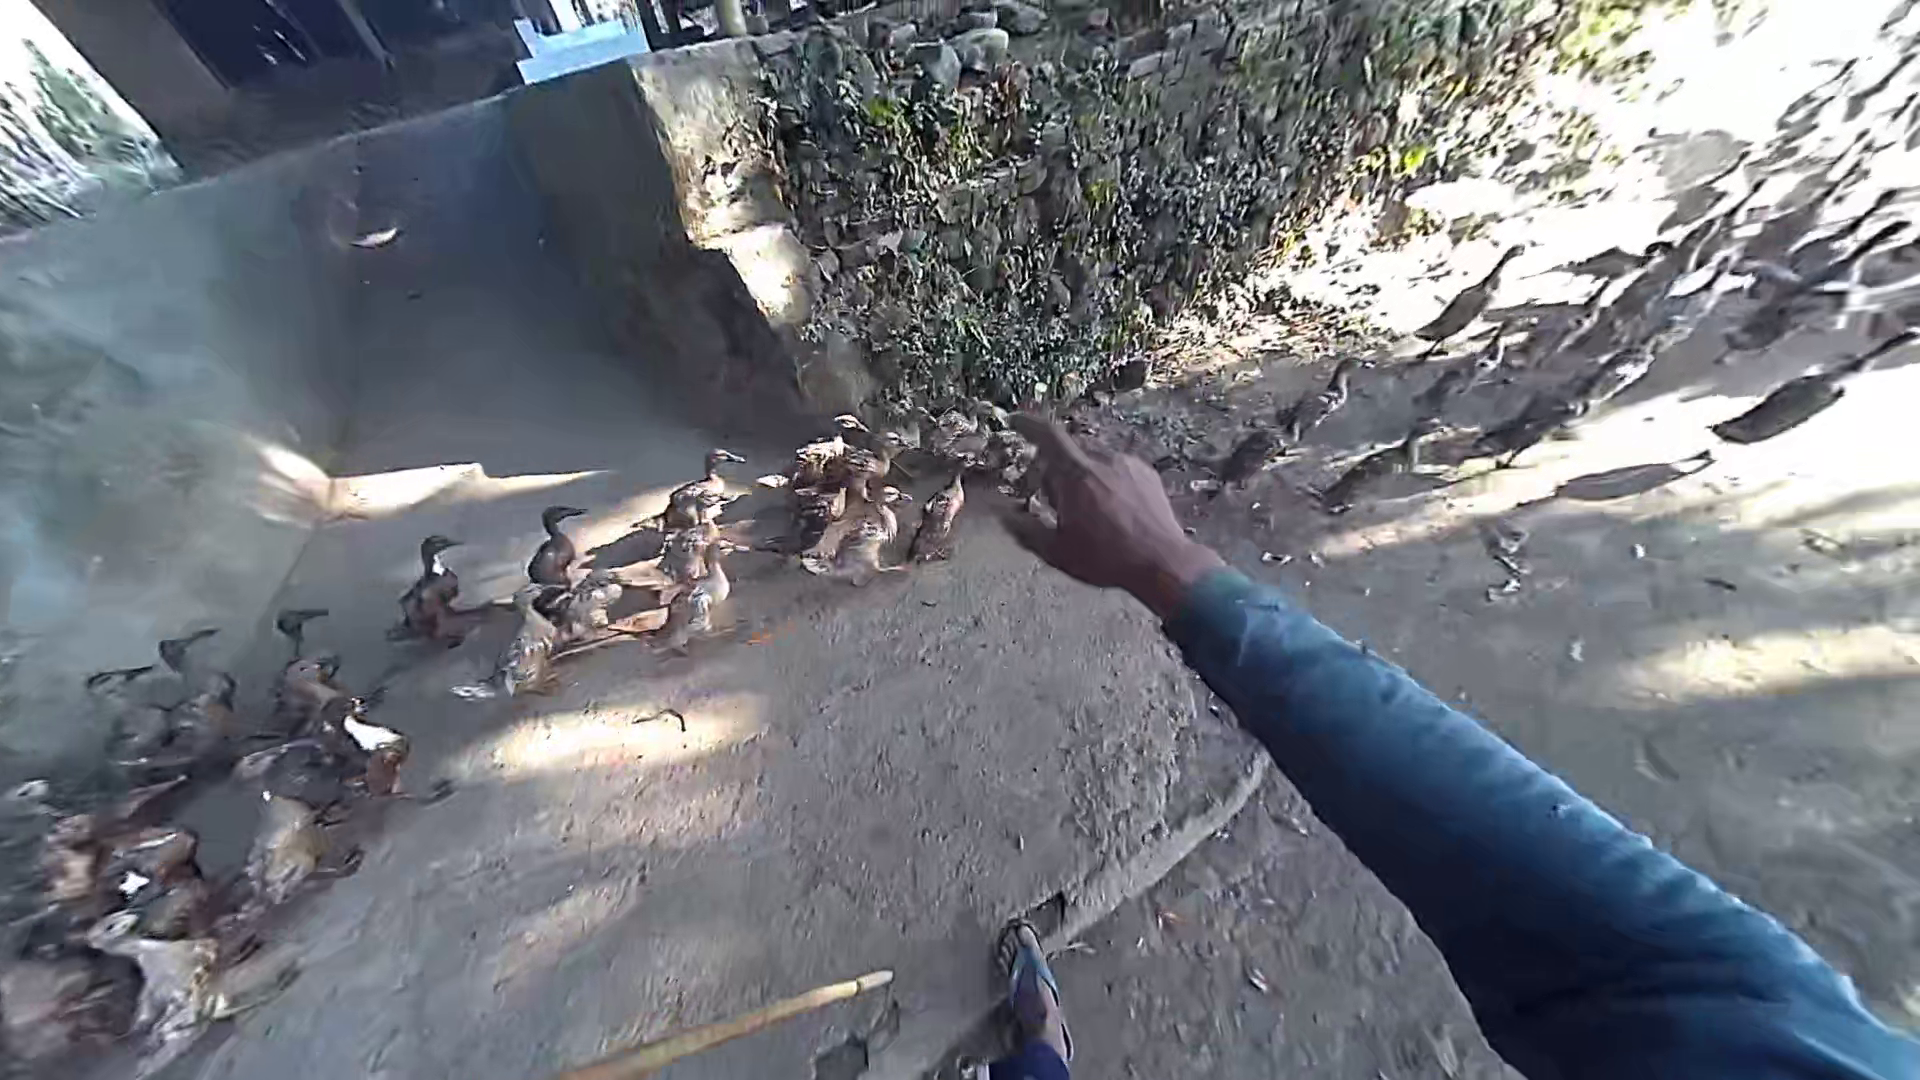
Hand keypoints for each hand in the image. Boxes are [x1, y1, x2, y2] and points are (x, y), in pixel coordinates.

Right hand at [1003, 415, 1223, 618]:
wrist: (1163, 562)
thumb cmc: (1107, 559)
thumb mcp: (1058, 552)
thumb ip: (1027, 530)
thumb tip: (1004, 516)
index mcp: (1076, 476)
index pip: (1048, 435)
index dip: (1028, 424)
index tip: (1016, 421)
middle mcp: (1103, 461)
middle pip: (1069, 452)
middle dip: (1057, 471)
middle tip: (1058, 504)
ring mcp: (1128, 464)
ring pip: (1093, 459)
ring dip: (1083, 476)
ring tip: (1090, 511)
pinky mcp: (1146, 472)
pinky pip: (1117, 467)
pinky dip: (1107, 480)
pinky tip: (1113, 509)